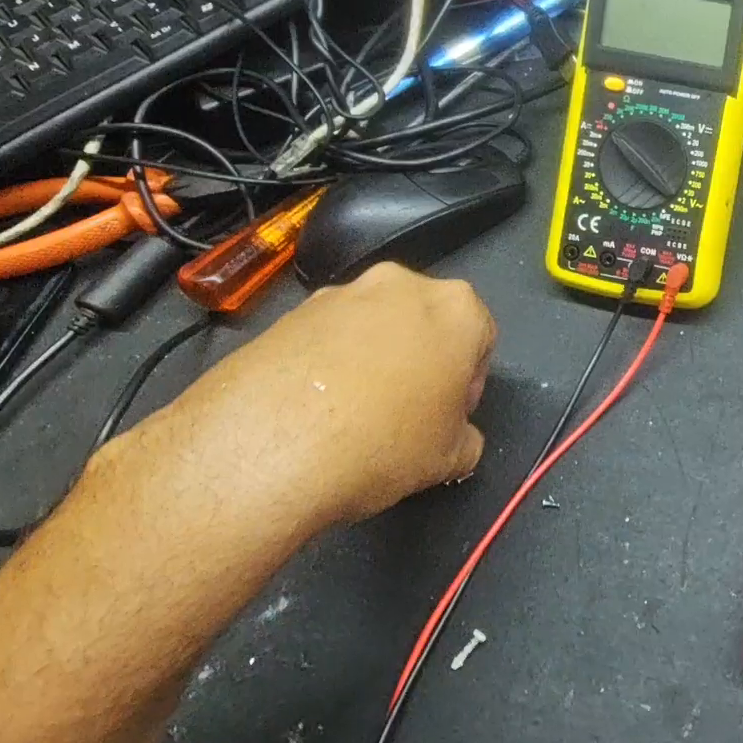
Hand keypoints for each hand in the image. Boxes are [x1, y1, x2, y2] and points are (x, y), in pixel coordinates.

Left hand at [124, 263, 496, 528]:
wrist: (260, 451)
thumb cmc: (383, 443)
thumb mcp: (451, 457)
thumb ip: (466, 438)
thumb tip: (454, 440)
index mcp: (457, 307)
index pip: (482, 338)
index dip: (468, 384)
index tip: (448, 417)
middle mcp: (401, 286)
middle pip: (425, 324)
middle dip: (422, 362)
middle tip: (406, 415)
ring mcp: (337, 296)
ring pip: (372, 329)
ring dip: (373, 362)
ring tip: (352, 418)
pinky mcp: (283, 316)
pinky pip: (323, 341)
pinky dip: (326, 368)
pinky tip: (313, 415)